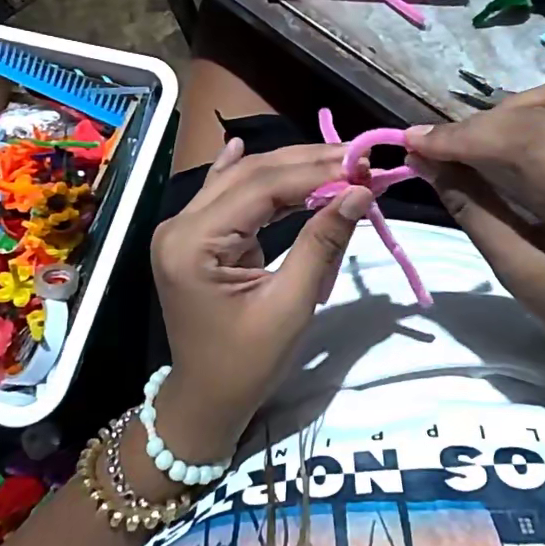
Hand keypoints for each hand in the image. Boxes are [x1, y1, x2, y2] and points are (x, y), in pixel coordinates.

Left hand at [150, 140, 372, 461]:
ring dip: (291, 170)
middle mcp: (181, 226)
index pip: (262, 188)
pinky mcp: (196, 238)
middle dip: (308, 164)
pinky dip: (248, 177)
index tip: (363, 166)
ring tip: (340, 162)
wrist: (208, 400)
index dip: (316, 172)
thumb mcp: (290, 306)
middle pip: (251, 176)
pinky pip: (226, 196)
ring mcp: (184, 230)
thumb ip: (322, 243)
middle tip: (359, 160)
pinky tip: (244, 145)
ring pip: (243, 182)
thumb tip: (360, 193)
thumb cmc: (248, 363)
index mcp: (193, 243)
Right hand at [404, 55, 544, 397]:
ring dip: (517, 111)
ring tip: (481, 143)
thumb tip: (424, 156)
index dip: (469, 136)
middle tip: (437, 147)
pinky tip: (544, 112)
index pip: (535, 145)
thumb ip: (473, 209)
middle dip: (484, 125)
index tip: (416, 141)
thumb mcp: (521, 279)